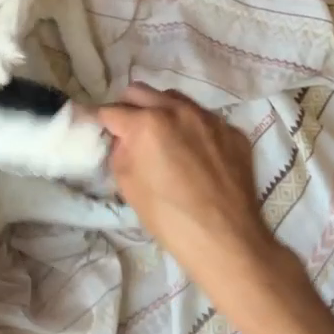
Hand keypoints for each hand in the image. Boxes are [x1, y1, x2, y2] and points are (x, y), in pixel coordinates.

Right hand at [96, 85, 281, 277]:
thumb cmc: (168, 217)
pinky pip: (204, 119)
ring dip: (161, 111)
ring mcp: (209, 118)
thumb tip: (124, 138)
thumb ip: (120, 150)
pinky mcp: (233, 131)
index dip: (102, 121)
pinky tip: (197, 155)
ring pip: (174, 98)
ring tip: (165, 138)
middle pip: (140, 92)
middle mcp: (177, 110)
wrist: (226, 241)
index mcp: (146, 123)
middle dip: (129, 108)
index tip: (101, 129)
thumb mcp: (127, 184)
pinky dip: (193, 129)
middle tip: (129, 131)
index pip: (111, 110)